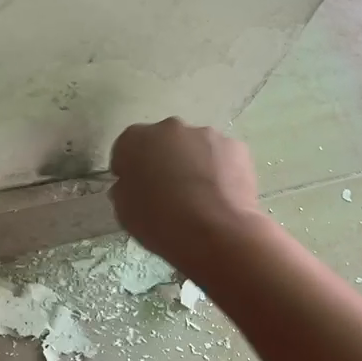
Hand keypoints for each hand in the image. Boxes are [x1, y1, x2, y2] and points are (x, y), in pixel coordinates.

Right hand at [109, 119, 266, 273]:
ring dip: (194, 163)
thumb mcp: (125, 212)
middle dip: (164, 161)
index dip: (130, 169)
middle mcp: (171, 128)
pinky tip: (221, 195)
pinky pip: (222, 156)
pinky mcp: (236, 146)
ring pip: (195, 147)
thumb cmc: (161, 223)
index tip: (138, 190)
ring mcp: (207, 134)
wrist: (216, 232)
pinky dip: (220, 170)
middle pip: (163, 142)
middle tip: (169, 191)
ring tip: (200, 196)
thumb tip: (134, 184)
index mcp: (135, 140)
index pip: (127, 148)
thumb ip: (125, 189)